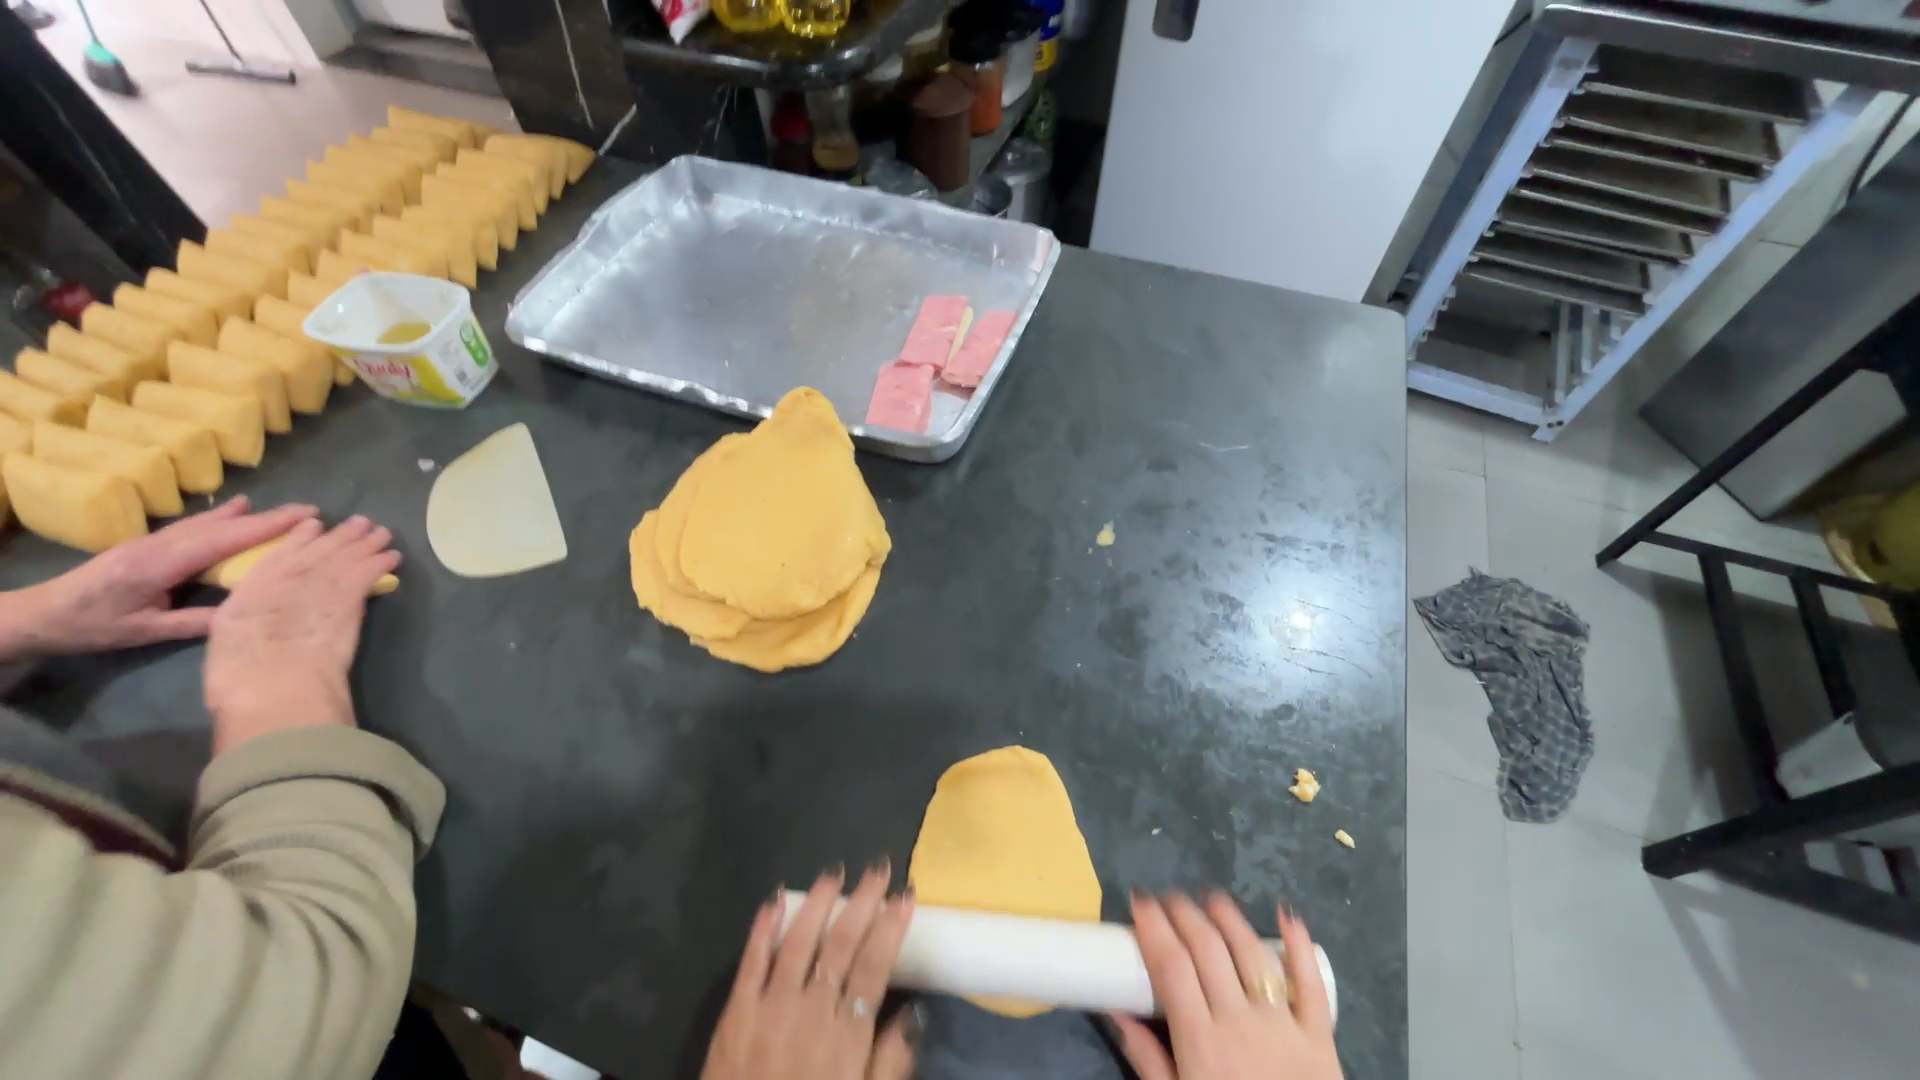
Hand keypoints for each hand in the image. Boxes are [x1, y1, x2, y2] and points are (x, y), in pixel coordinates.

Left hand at [0, 497, 316, 660]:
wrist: (34, 616)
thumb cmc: (90, 627)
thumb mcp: (145, 631)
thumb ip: (196, 622)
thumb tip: (249, 613)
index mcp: (160, 565)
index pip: (224, 541)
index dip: (266, 528)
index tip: (305, 518)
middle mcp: (158, 546)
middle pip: (222, 526)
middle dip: (268, 517)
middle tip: (310, 511)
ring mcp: (151, 541)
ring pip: (208, 522)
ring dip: (249, 515)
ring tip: (285, 510)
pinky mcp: (146, 544)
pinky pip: (193, 526)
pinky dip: (222, 517)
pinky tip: (236, 509)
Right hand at [203, 515, 400, 754]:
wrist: (274, 682)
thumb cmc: (243, 677)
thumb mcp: (228, 642)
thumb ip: (249, 622)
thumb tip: (264, 624)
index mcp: (247, 594)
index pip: (276, 558)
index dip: (298, 540)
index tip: (312, 526)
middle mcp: (282, 582)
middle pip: (317, 552)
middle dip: (340, 536)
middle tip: (360, 522)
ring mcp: (314, 586)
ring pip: (344, 557)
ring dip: (366, 543)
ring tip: (382, 533)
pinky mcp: (346, 597)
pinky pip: (366, 572)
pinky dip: (380, 562)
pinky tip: (392, 556)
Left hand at [702, 864, 918, 1079]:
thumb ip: (891, 1061)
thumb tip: (914, 1012)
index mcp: (845, 1036)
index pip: (874, 967)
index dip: (890, 928)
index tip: (905, 895)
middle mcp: (810, 1011)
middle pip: (840, 945)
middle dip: (862, 902)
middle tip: (878, 869)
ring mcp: (770, 1007)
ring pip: (798, 942)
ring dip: (818, 903)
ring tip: (834, 873)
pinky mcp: (736, 1012)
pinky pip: (750, 962)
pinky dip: (762, 928)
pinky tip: (775, 900)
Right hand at [1110, 894, 1341, 1079]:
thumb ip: (1147, 1058)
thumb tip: (1116, 1011)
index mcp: (1201, 1042)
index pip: (1171, 966)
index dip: (1154, 928)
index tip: (1140, 903)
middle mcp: (1240, 1023)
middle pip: (1208, 950)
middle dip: (1184, 914)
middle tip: (1168, 898)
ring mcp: (1283, 1026)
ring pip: (1252, 955)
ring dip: (1229, 919)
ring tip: (1211, 898)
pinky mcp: (1320, 1038)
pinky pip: (1310, 985)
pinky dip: (1299, 947)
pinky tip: (1287, 915)